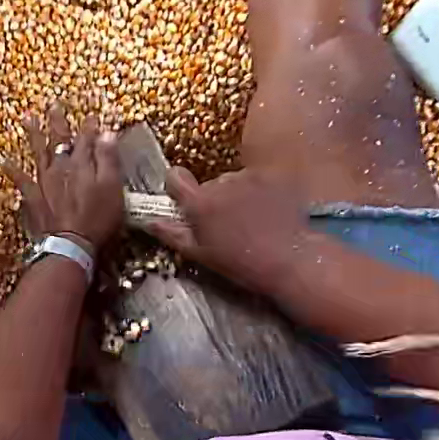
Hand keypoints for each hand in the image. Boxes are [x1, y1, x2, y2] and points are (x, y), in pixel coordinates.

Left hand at [4, 102, 122, 252]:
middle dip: (58, 121)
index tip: (91, 115)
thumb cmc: (97, 218)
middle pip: (59, 139)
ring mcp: (44, 182)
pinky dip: (13, 171)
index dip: (90, 126)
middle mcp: (60, 167)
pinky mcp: (34, 198)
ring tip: (28, 118)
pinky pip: (21, 181)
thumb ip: (108, 159)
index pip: (87, 138)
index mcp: (82, 163)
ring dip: (34, 134)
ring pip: (38, 152)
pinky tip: (4, 162)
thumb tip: (107, 133)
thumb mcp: (112, 187)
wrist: (71, 244)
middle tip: (53, 105)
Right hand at [148, 165, 320, 295]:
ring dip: (235, 196)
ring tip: (249, 221)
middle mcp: (221, 182)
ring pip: (233, 182)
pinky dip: (258, 192)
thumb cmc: (240, 263)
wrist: (289, 259)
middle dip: (212, 199)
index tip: (182, 198)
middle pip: (207, 184)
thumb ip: (172, 234)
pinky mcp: (272, 176)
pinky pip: (256, 180)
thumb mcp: (200, 254)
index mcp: (199, 203)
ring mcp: (249, 176)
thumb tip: (149, 220)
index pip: (175, 177)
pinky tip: (265, 213)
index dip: (176, 186)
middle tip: (225, 225)